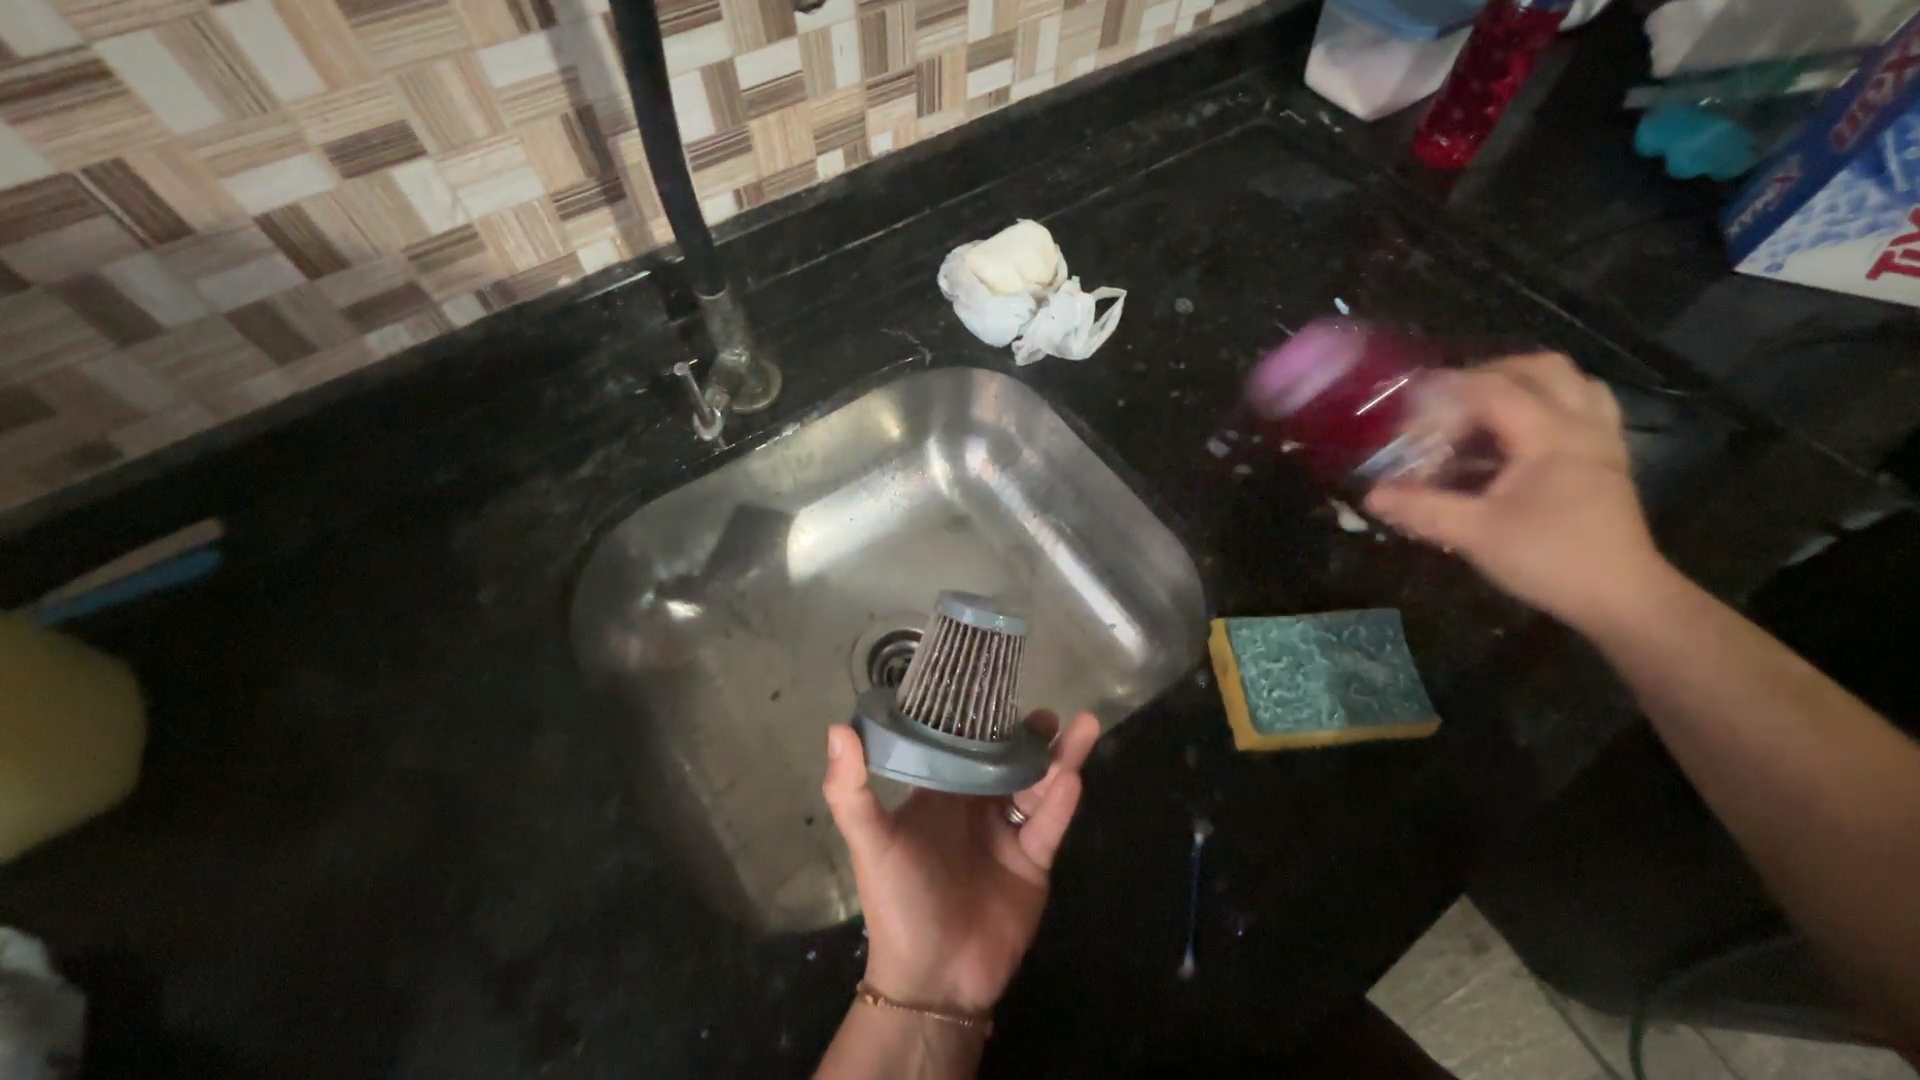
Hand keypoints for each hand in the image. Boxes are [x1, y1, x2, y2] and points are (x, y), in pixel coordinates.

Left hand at [821, 711, 1100, 1013]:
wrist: (933, 978)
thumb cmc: (897, 902)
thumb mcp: (870, 842)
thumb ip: (850, 790)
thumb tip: (837, 726)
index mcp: (939, 795)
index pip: (964, 747)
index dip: (981, 720)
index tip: (997, 689)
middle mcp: (975, 808)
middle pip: (1009, 761)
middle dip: (1030, 736)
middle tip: (1049, 712)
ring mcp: (1007, 834)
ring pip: (1038, 786)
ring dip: (1059, 758)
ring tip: (1083, 727)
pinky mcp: (1033, 863)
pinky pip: (1049, 826)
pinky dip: (1061, 803)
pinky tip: (1072, 778)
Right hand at [1365, 352, 1670, 629]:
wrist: (1621, 597)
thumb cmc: (1550, 560)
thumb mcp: (1475, 534)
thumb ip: (1422, 508)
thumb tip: (1372, 496)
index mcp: (1550, 435)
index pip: (1492, 389)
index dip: (1444, 392)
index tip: (1407, 410)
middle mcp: (1582, 425)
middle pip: (1540, 369)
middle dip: (1487, 375)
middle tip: (1448, 404)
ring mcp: (1601, 440)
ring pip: (1570, 383)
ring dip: (1525, 385)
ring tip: (1484, 412)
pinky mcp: (1606, 460)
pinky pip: (1583, 408)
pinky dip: (1548, 406)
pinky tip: (1517, 437)